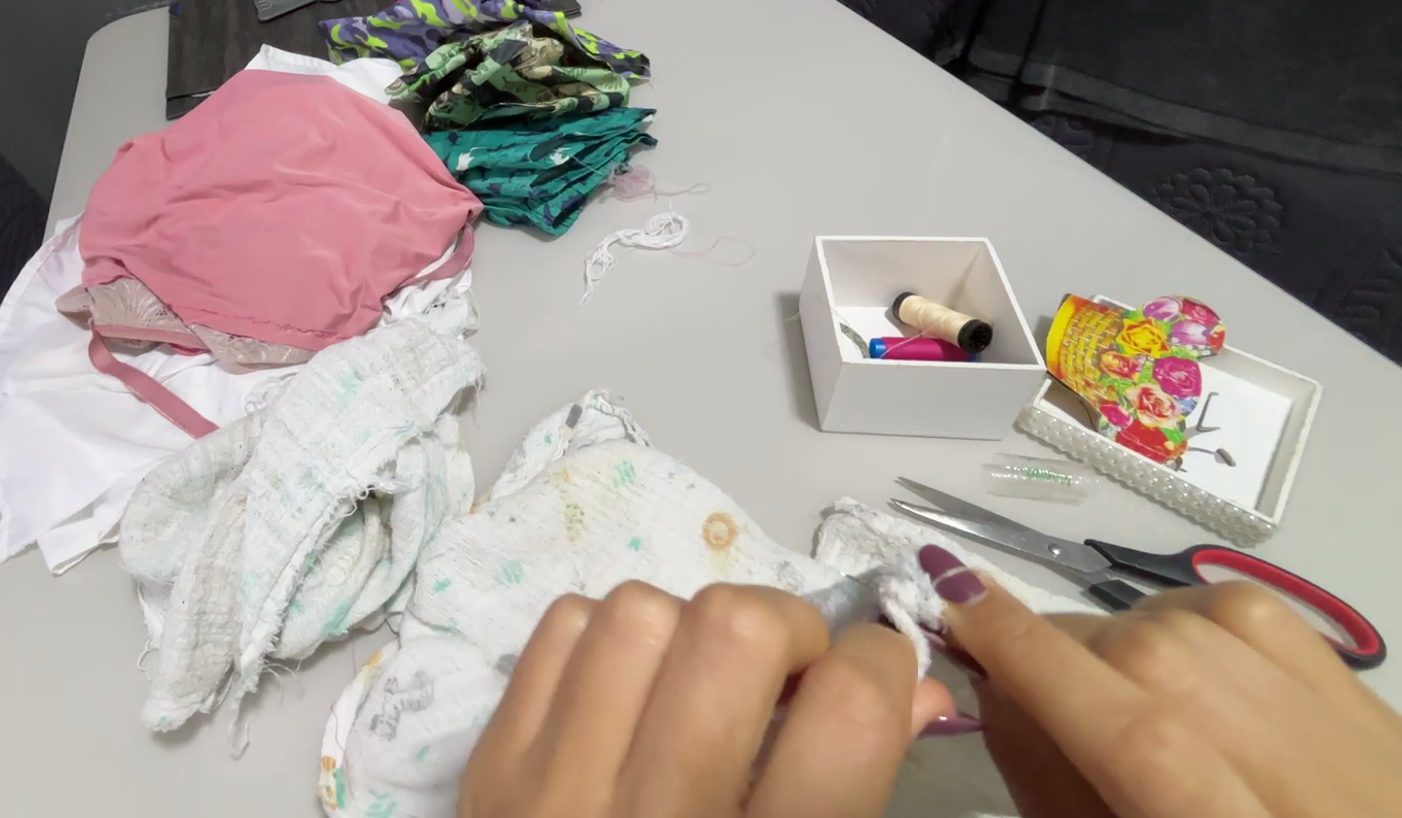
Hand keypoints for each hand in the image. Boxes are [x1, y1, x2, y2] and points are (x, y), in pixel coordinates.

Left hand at [459, 581, 954, 817]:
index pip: (845, 718)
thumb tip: (906, 682)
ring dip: (686, 623)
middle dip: (781, 622)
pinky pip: (563, 628)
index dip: (879, 661)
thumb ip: (855, 790)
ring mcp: (556, 786)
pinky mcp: (495, 759)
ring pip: (639, 611)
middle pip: (730, 631)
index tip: (875, 656)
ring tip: (697, 672)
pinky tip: (623, 683)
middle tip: (786, 663)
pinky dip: (606, 634)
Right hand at [920, 545, 1401, 817]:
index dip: (1031, 655)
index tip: (947, 589)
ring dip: (1111, 640)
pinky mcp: (1362, 684)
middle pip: (1143, 662)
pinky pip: (1228, 604)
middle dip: (1058, 654)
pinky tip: (1174, 657)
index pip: (1136, 738)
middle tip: (1037, 686)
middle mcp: (1320, 787)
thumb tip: (992, 668)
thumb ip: (1037, 768)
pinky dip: (1171, 615)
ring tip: (1118, 688)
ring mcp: (1355, 730)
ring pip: (1173, 622)